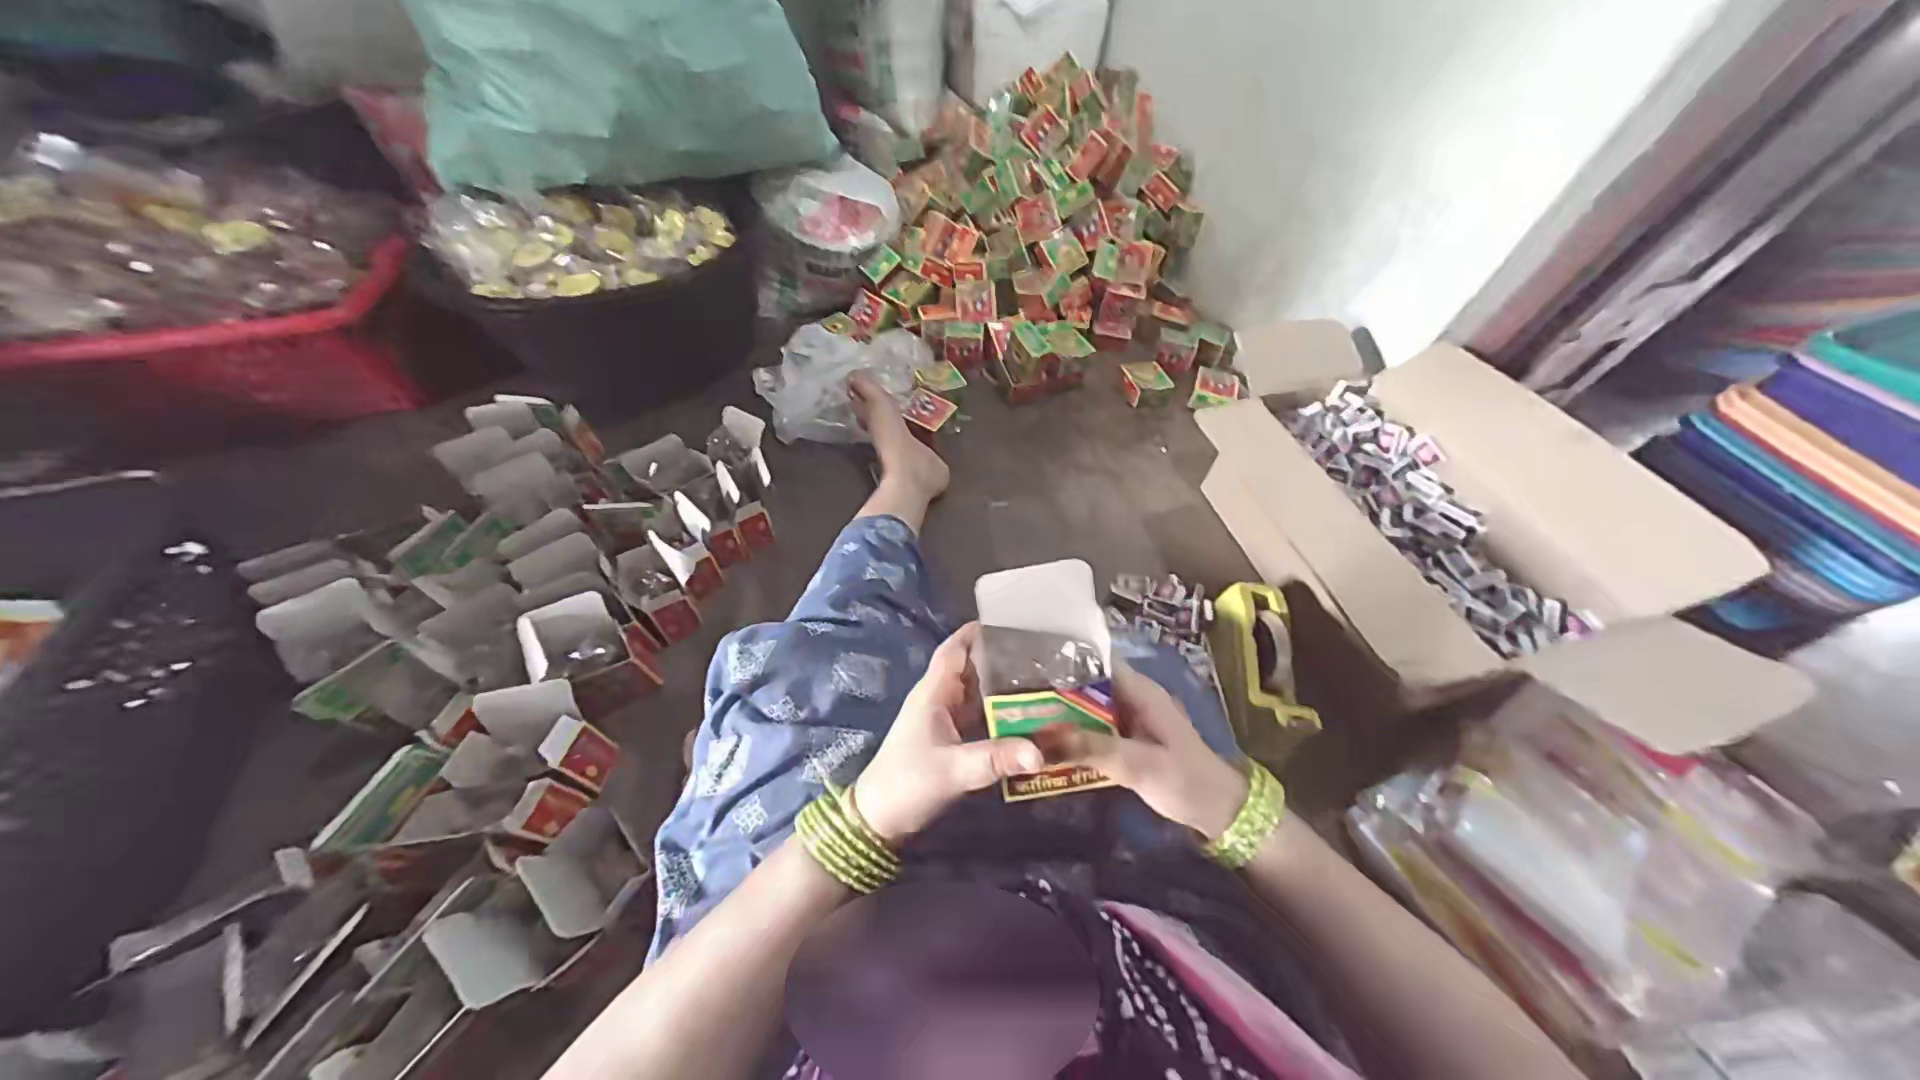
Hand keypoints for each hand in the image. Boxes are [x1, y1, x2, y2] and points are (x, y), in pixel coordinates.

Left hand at [852, 622, 1045, 843]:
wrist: (879, 819)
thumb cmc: (908, 783)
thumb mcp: (954, 769)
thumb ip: (996, 758)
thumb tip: (1040, 753)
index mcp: (933, 693)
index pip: (954, 650)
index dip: (976, 633)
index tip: (1007, 622)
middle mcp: (938, 700)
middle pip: (970, 668)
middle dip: (999, 658)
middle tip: (1040, 654)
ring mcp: (942, 721)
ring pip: (975, 693)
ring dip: (1001, 687)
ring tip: (1041, 681)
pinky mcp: (948, 741)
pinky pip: (977, 716)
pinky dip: (998, 713)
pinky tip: (1024, 718)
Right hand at [1033, 664, 1248, 839]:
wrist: (1221, 812)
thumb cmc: (1185, 780)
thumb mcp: (1137, 765)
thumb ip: (1091, 749)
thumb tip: (1040, 741)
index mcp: (1140, 691)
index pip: (1096, 660)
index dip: (1064, 658)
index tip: (1029, 665)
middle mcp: (1133, 697)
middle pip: (1087, 683)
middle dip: (1054, 689)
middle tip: (1017, 696)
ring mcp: (1131, 719)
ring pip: (1088, 706)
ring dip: (1061, 712)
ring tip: (1023, 715)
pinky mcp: (1128, 739)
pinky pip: (1094, 727)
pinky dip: (1073, 732)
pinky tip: (1049, 742)